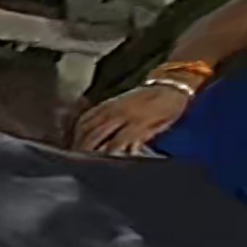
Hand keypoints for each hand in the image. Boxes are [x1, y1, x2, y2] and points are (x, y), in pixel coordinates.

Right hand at [72, 84, 192, 154]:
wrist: (169, 85)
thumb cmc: (170, 107)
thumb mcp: (164, 124)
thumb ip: (143, 137)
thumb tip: (126, 151)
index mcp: (140, 120)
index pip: (118, 140)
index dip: (110, 152)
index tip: (103, 161)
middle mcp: (120, 113)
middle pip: (96, 134)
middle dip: (87, 148)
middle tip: (81, 158)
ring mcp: (110, 108)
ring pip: (86, 126)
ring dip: (78, 139)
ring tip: (76, 148)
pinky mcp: (104, 104)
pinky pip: (85, 117)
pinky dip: (78, 128)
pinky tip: (78, 135)